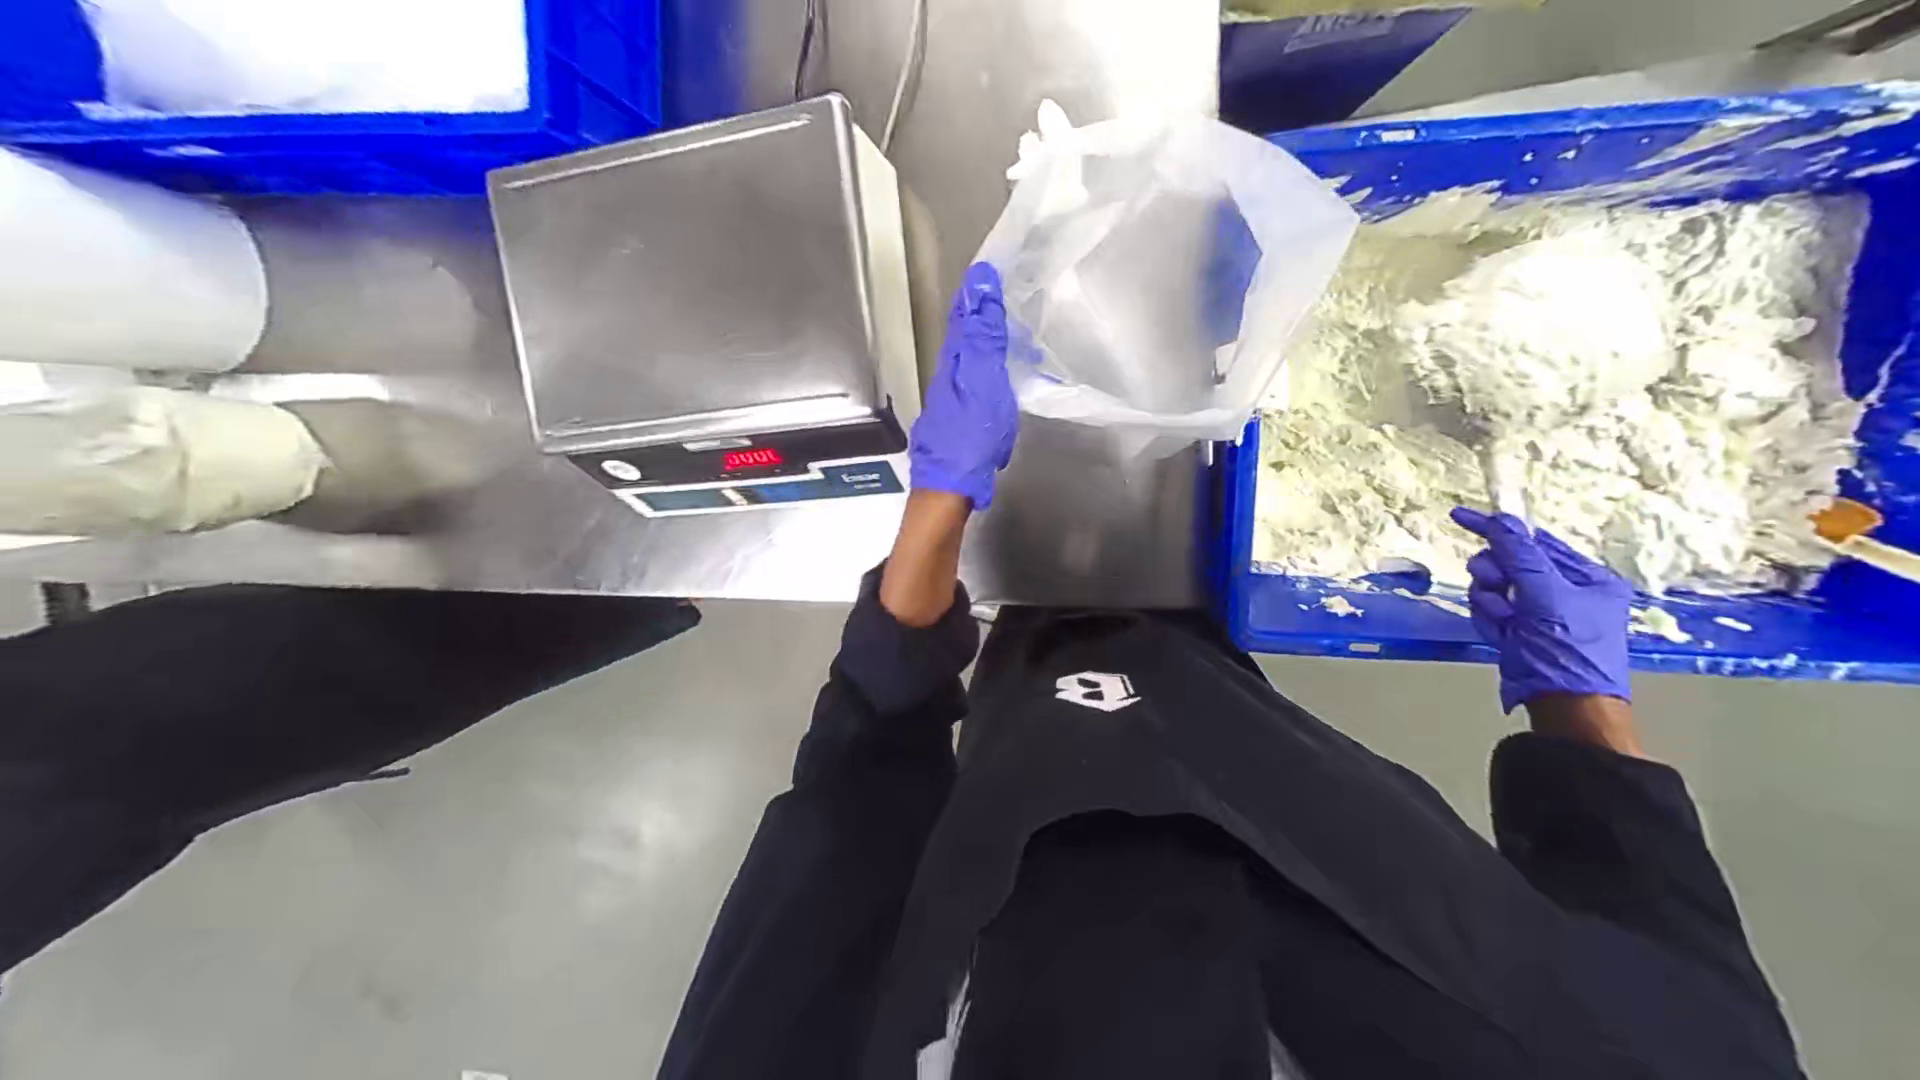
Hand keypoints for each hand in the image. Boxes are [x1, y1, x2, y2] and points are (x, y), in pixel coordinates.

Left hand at [909, 263, 1017, 509]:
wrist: (953, 482)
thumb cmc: (971, 433)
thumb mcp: (983, 378)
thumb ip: (984, 336)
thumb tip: (982, 286)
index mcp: (956, 360)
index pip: (965, 313)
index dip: (978, 291)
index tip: (992, 268)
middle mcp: (952, 374)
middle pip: (967, 333)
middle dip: (984, 310)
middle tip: (1005, 290)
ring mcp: (957, 397)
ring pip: (973, 356)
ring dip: (990, 338)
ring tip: (1012, 326)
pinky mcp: (965, 417)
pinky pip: (980, 379)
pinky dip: (993, 366)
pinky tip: (1004, 371)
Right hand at [1451, 507, 1632, 713]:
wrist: (1563, 702)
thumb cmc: (1566, 646)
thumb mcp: (1545, 594)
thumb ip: (1521, 555)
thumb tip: (1502, 520)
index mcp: (1585, 577)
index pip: (1534, 541)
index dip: (1498, 530)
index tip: (1460, 516)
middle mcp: (1562, 591)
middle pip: (1508, 563)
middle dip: (1494, 573)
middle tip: (1493, 585)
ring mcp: (1537, 611)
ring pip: (1492, 586)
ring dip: (1489, 598)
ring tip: (1503, 618)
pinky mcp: (1516, 628)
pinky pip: (1487, 608)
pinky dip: (1488, 617)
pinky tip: (1501, 631)